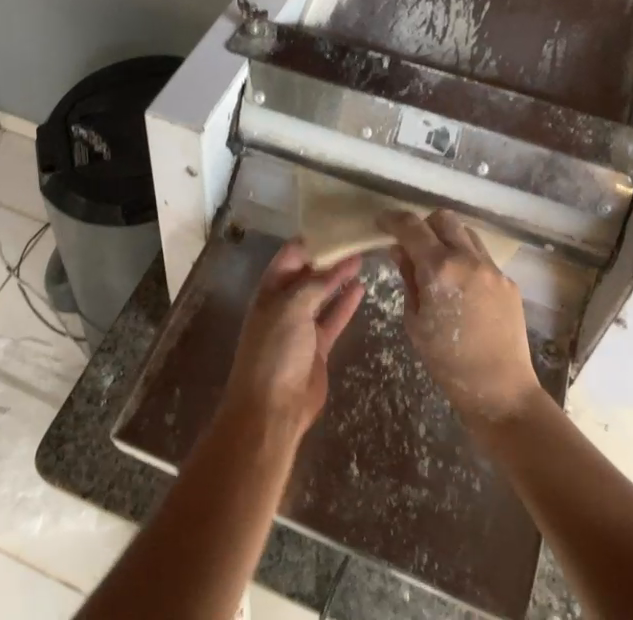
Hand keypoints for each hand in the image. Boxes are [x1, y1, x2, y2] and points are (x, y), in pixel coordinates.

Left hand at [222, 242, 365, 443]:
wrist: (273, 407)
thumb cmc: (274, 352)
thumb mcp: (291, 309)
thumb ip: (316, 284)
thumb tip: (340, 263)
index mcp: (269, 292)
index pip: (289, 256)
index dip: (311, 240)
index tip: (336, 224)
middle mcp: (283, 305)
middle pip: (308, 274)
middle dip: (329, 257)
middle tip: (356, 238)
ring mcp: (301, 326)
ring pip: (323, 295)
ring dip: (340, 278)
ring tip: (363, 258)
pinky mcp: (318, 346)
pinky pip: (333, 318)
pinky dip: (346, 304)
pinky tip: (362, 288)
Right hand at [379, 210, 541, 426]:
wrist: (500, 388)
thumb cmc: (448, 362)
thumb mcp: (415, 322)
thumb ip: (408, 281)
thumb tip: (400, 252)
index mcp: (439, 269)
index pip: (412, 227)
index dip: (393, 220)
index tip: (382, 222)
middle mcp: (468, 259)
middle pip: (443, 219)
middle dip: (423, 225)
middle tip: (412, 245)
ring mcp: (493, 269)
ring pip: (466, 234)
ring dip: (447, 239)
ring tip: (438, 265)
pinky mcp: (508, 282)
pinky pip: (482, 258)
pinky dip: (466, 261)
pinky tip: (461, 288)